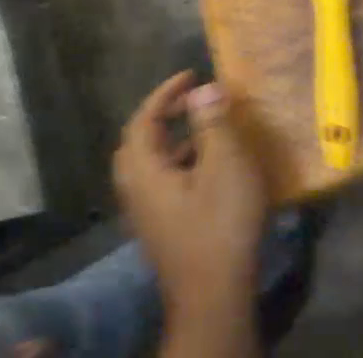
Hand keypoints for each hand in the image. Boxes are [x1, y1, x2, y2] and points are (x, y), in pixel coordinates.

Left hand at [113, 73, 267, 311]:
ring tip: (210, 126)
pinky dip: (183, 160)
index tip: (191, 74)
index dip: (163, 94)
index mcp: (145, 172)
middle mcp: (137, 191)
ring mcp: (148, 213)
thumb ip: (213, 123)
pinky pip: (164, 181)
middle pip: (137, 145)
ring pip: (151, 165)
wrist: (214, 289)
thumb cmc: (221, 220)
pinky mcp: (164, 227)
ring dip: (175, 139)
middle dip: (162, 117)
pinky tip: (213, 166)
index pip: (141, 122)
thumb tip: (203, 88)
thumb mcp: (225, 163)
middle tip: (193, 100)